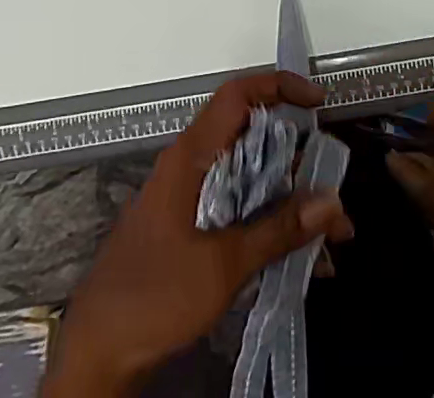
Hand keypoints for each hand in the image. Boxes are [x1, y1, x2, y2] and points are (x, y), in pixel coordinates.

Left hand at [42, 72, 353, 397]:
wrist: (100, 346)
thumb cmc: (152, 296)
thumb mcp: (222, 265)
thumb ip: (277, 230)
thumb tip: (329, 203)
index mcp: (190, 157)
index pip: (236, 97)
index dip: (277, 87)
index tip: (316, 103)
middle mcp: (191, 166)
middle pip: (251, 140)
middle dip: (299, 163)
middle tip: (333, 194)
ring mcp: (191, 196)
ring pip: (250, 179)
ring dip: (290, 202)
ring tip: (329, 240)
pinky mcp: (191, 226)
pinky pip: (239, 209)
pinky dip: (270, 224)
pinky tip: (301, 258)